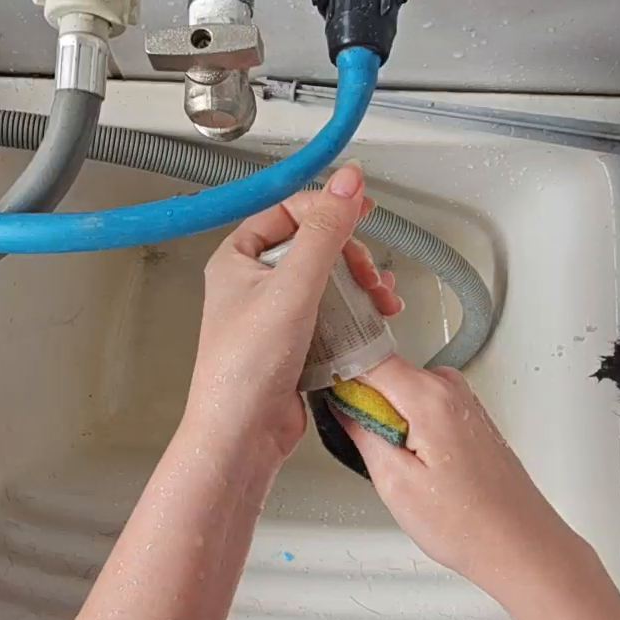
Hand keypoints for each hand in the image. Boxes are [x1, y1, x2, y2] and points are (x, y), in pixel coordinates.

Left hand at [184, 164, 402, 462]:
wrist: (243, 435)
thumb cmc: (244, 368)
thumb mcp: (292, 288)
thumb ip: (324, 232)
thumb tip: (347, 183)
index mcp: (238, 260)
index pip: (287, 212)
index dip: (326, 208)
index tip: (362, 208)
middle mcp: (253, 284)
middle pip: (314, 247)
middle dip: (351, 256)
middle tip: (369, 273)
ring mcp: (275, 315)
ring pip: (328, 282)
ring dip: (360, 285)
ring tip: (382, 298)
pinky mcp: (295, 343)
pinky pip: (331, 314)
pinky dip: (356, 313)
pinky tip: (376, 318)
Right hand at [333, 357, 581, 594]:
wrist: (520, 546)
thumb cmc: (468, 524)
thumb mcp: (394, 482)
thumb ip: (361, 431)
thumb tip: (340, 402)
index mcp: (428, 396)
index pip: (366, 356)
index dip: (338, 370)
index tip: (323, 389)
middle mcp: (448, 387)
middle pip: (383, 371)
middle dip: (362, 401)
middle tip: (363, 446)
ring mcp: (461, 399)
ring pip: (400, 389)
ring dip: (386, 417)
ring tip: (398, 464)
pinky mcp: (466, 414)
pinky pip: (420, 403)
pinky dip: (408, 425)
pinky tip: (417, 463)